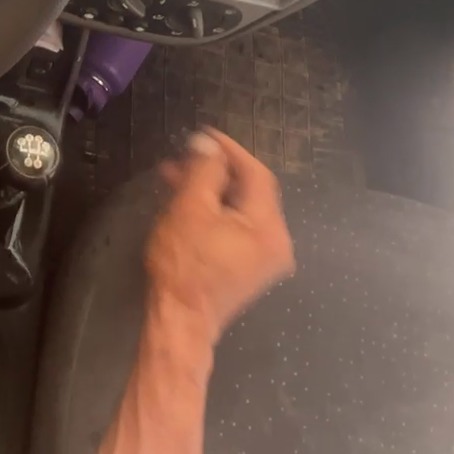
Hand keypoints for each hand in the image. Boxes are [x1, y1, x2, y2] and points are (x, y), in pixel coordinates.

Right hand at [146, 129, 294, 339]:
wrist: (181, 319)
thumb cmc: (184, 262)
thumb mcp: (190, 209)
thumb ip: (202, 171)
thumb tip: (208, 143)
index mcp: (268, 227)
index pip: (257, 175)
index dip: (231, 151)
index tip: (204, 134)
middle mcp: (276, 242)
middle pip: (251, 192)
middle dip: (217, 169)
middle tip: (184, 155)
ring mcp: (264, 258)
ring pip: (241, 209)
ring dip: (212, 188)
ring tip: (176, 175)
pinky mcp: (249, 267)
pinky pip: (237, 226)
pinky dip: (215, 209)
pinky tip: (188, 202)